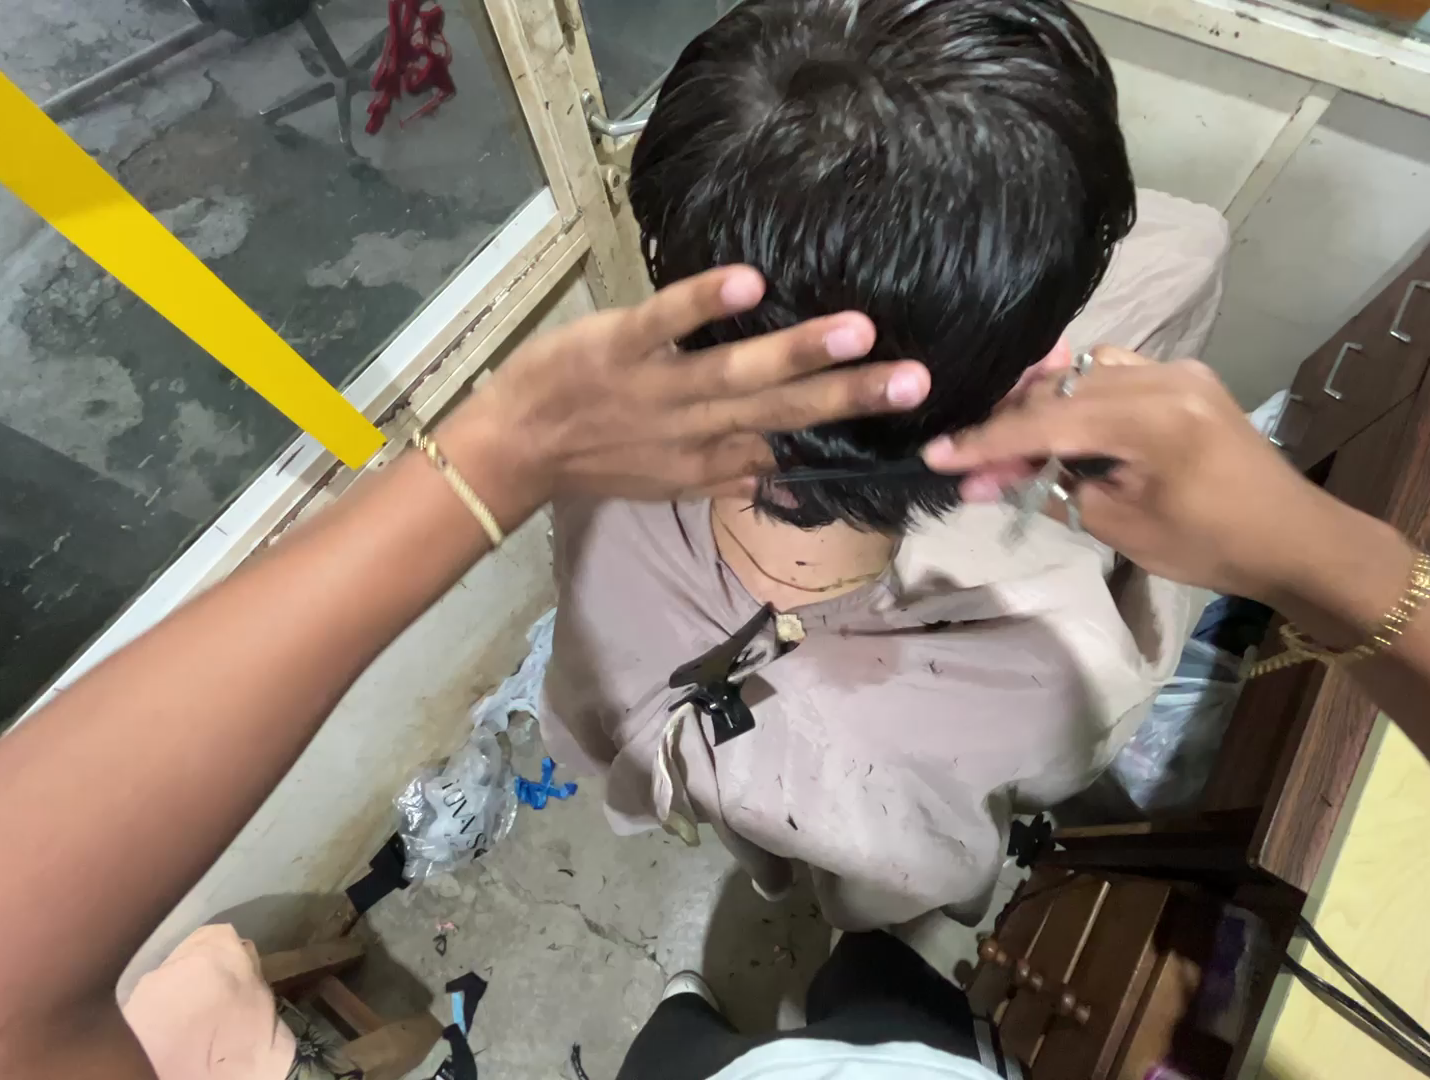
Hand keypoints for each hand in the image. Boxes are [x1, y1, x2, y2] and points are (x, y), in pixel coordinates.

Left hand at [437, 266, 930, 519]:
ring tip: (860, 333)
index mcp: (707, 465)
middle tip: (916, 380)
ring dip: (796, 353)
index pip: (785, 442)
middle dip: (848, 397)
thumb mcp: (665, 485)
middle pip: (778, 412)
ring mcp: (655, 390)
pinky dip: (701, 306)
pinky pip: (663, 325)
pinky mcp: (616, 348)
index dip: (843, 426)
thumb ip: (722, 474)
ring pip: (734, 373)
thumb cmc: (595, 462)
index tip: (907, 412)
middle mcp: (692, 431)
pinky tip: (748, 282)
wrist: (513, 450)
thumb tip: (778, 465)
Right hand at [921, 347, 1405, 614]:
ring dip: (1033, 406)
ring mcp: (1176, 369)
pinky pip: (1108, 370)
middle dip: (1003, 428)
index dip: (984, 441)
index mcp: (1152, 419)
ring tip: (1003, 442)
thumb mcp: (1118, 526)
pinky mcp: (1182, 375)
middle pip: (1055, 390)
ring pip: (1077, 374)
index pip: (1045, 422)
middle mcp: (1163, 378)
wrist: (1294, 538)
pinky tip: (1050, 414)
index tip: (936, 455)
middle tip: (966, 465)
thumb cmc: (1208, 546)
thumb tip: (985, 480)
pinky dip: (1070, 392)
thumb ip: (1051, 490)